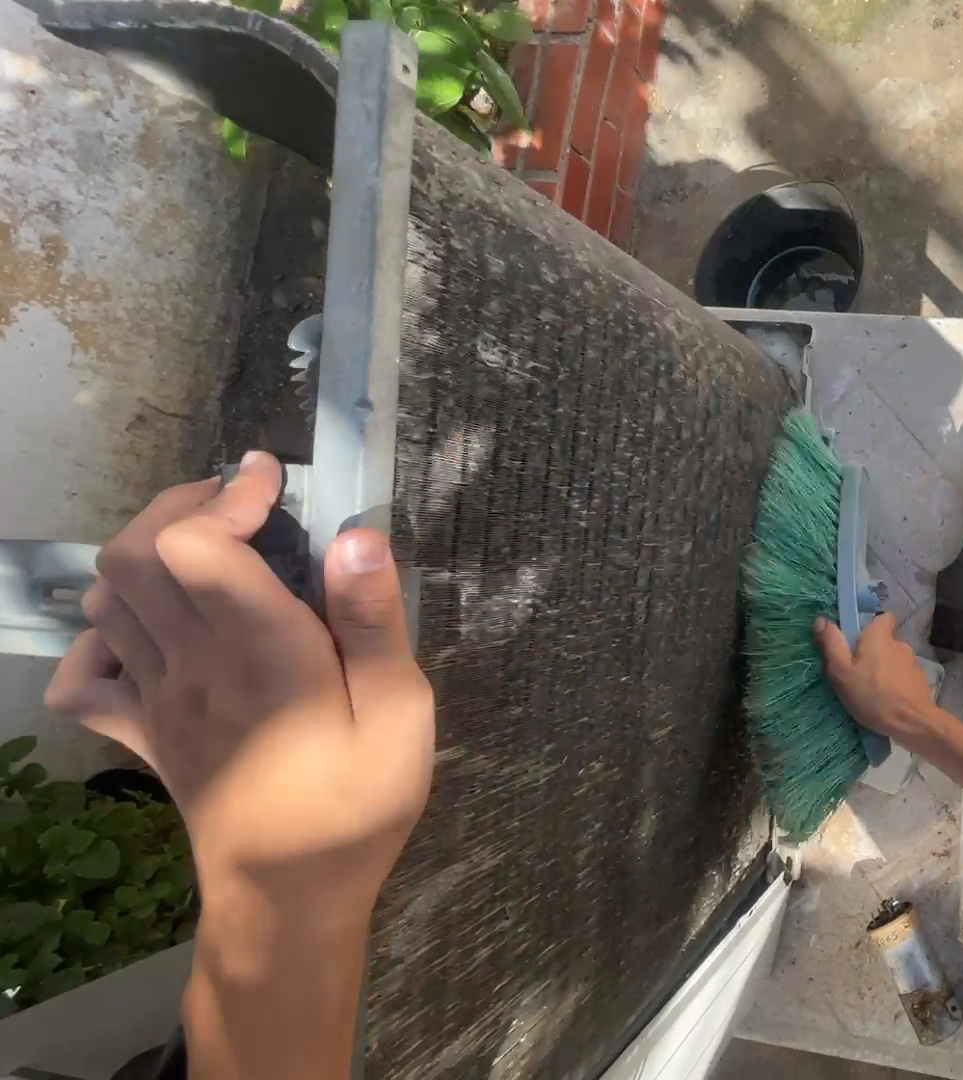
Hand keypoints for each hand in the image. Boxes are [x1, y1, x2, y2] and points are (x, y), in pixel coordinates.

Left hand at [43, 451, 433, 919]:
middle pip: (133, 558)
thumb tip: (358, 536)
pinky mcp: (144, 731)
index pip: (197, 548)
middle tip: (249, 497)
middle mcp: (192, 666)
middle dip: (182, 503)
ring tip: (218, 541)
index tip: (276, 477)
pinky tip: (158, 629)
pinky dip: (104, 632)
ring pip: (108, 600)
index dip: (228, 496)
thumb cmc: (364, 794)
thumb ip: (376, 621)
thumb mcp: (402, 706)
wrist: (291, 888)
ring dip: (148, 549)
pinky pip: (86, 672)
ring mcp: (155, 700)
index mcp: (262, 655)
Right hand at [814, 613, 957, 750]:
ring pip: (893, 659)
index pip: (883, 618)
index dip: (870, 626)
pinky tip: (886, 699)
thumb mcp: (842, 671)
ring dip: (883, 669)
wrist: (912, 722)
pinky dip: (894, 682)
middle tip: (856, 672)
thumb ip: (832, 644)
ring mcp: (912, 662)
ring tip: (871, 690)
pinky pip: (902, 675)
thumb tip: (821, 620)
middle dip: (872, 652)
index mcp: (880, 636)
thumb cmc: (873, 695)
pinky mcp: (919, 680)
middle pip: (884, 641)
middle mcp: (899, 643)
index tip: (856, 642)